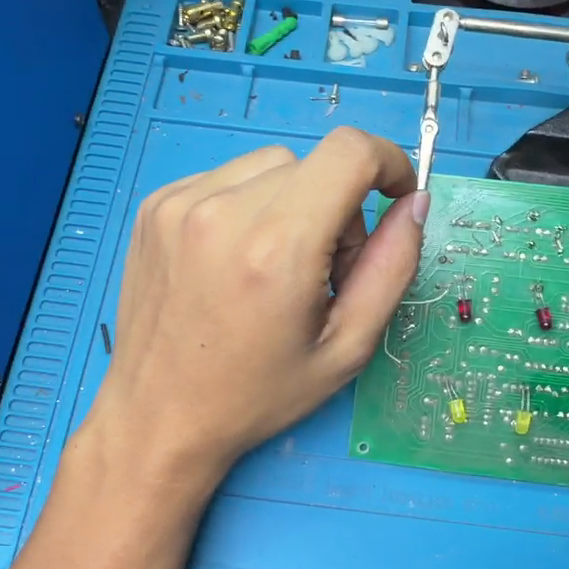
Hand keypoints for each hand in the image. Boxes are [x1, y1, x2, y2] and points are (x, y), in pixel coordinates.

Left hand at [80, 127, 425, 500]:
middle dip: (337, 205)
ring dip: (292, 201)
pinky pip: (226, 179)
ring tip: (276, 265)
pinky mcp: (155, 206)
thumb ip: (391, 268)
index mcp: (277, 247)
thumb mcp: (346, 347)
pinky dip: (248, 205)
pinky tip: (237, 259)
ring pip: (269, 166)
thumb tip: (413, 204)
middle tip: (323, 271)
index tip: (394, 198)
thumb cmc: (255, 395)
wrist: (159, 416)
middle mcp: (223, 210)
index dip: (388, 164)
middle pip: (313, 163)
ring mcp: (180, 203)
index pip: (351, 151)